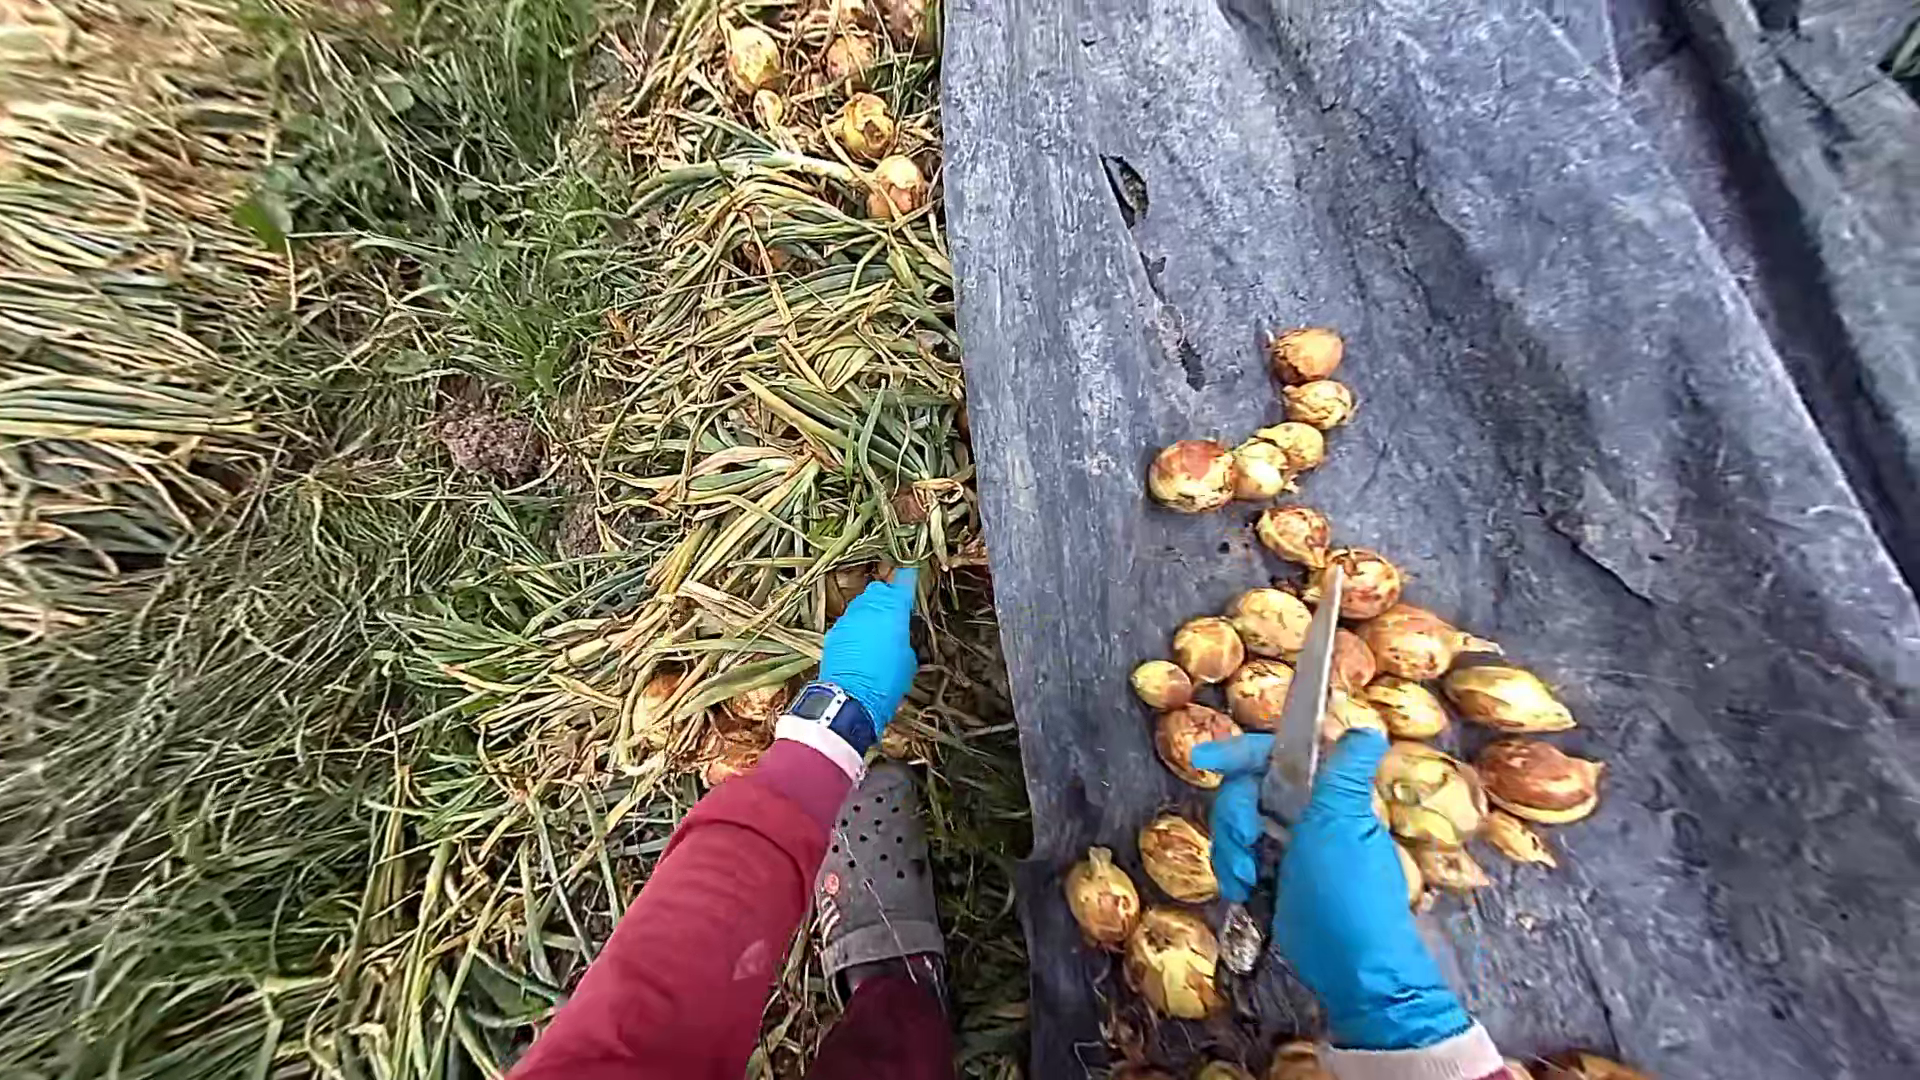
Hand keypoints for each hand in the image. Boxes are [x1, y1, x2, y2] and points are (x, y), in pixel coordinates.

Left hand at [818, 567, 919, 732]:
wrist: (849, 699)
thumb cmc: (887, 680)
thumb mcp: (909, 660)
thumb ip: (906, 638)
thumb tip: (900, 635)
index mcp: (893, 609)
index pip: (905, 581)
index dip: (911, 576)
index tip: (914, 573)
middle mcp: (868, 606)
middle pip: (880, 590)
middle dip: (888, 597)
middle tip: (896, 613)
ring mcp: (848, 618)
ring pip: (862, 605)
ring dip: (871, 614)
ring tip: (877, 633)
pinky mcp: (834, 632)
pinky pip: (849, 623)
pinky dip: (856, 628)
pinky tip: (861, 646)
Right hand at [1190, 730, 1471, 1050]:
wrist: (1352, 971)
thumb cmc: (1350, 894)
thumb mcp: (1344, 826)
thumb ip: (1346, 774)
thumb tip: (1369, 729)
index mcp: (1322, 792)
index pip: (1271, 753)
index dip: (1236, 751)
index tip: (1203, 759)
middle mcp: (1300, 810)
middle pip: (1242, 786)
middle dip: (1234, 816)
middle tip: (1247, 844)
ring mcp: (1282, 840)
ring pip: (1231, 819)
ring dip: (1231, 848)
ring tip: (1250, 878)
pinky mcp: (1267, 868)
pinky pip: (1230, 851)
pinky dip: (1231, 869)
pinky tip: (1247, 890)